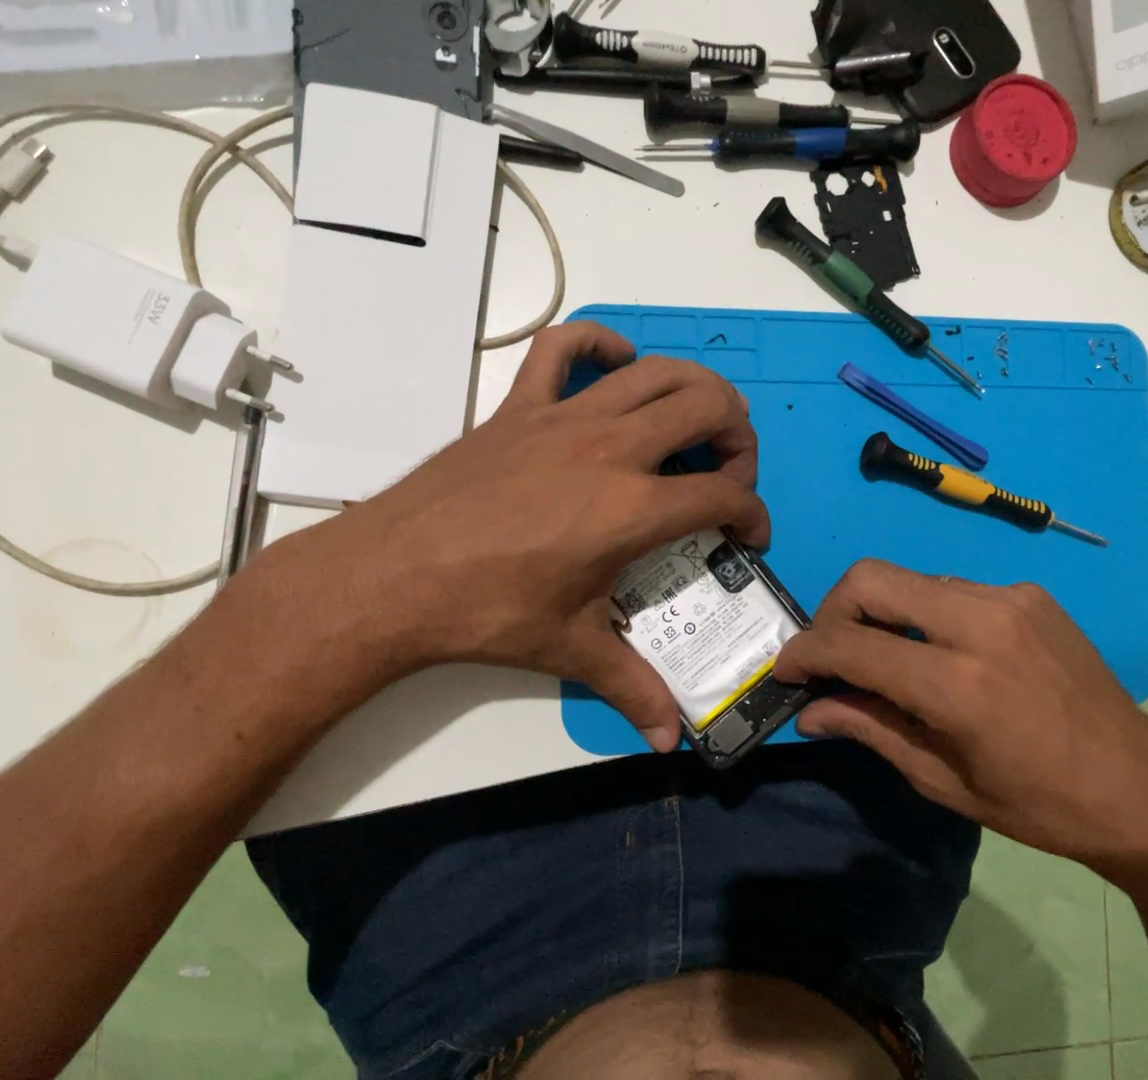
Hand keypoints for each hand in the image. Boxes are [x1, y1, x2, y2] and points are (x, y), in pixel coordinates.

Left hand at [241, 322, 767, 751]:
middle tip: (727, 473)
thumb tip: (669, 740)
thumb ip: (633, 688)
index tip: (748, 537)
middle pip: (708, 407)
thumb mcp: (571, 649)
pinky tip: (616, 365)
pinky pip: (564, 347)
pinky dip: (600, 343)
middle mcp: (611, 448)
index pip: (724, 495)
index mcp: (633, 509)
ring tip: (695, 422)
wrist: (394, 577)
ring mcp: (563, 417)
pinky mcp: (519, 406)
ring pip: (655, 370)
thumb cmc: (488, 612)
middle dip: (739, 437)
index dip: (753, 515)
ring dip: (693, 389)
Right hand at [774, 560, 1147, 897]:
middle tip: (827, 656)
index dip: (805, 654)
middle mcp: (982, 623)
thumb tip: (809, 709)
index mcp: (959, 684)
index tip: (784, 670)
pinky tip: (937, 654)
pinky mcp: (1030, 595)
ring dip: (878, 613)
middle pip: (870, 580)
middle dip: (831, 613)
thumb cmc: (1040, 805)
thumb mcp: (944, 781)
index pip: (852, 645)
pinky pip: (952, 590)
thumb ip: (870, 729)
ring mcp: (1011, 600)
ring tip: (880, 659)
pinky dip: (924, 615)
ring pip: (910, 581)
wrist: (1142, 787)